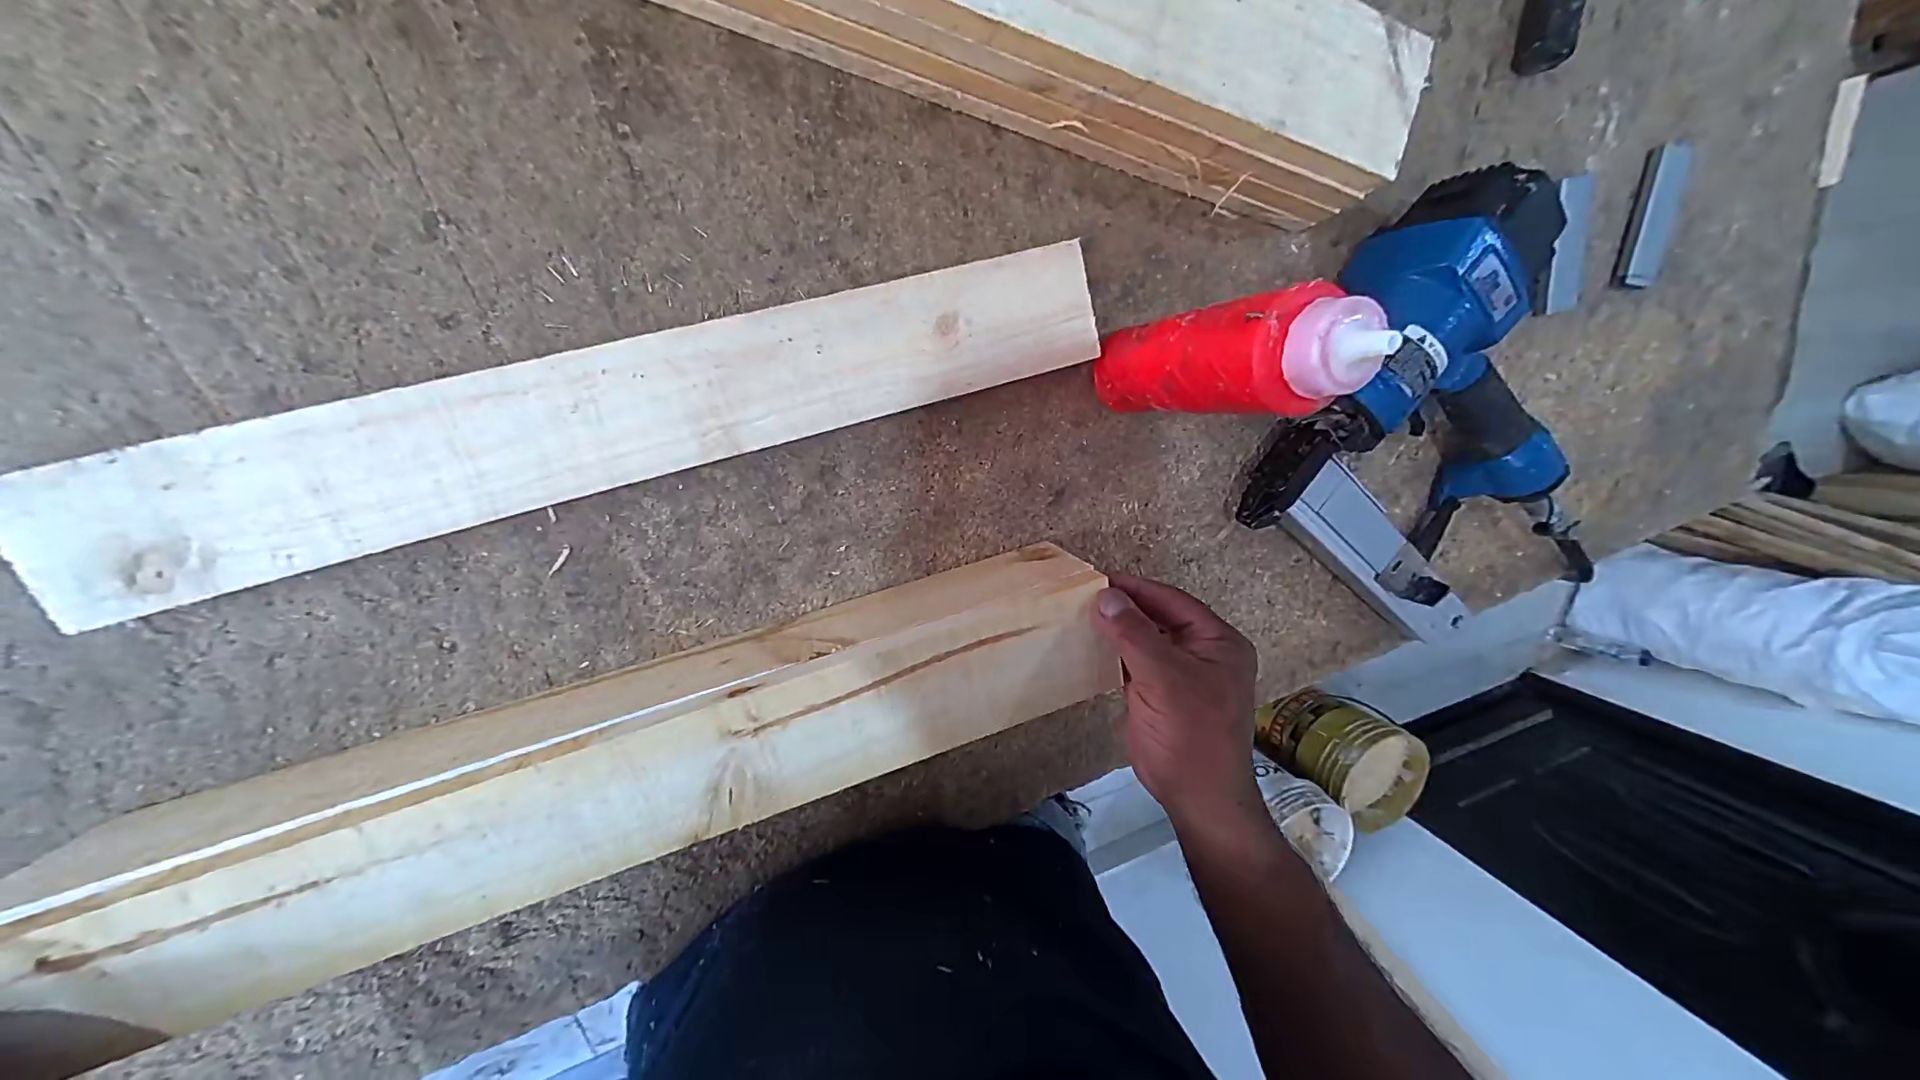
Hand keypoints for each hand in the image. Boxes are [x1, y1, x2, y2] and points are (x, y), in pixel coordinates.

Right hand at [1091, 574, 1262, 828]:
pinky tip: (1089, 646)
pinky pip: (1135, 664)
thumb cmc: (1191, 732)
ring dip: (1117, 630)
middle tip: (1085, 596)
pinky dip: (1114, 654)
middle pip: (1158, 619)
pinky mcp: (1160, 694)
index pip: (1173, 602)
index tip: (1100, 578)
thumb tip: (1104, 596)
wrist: (1197, 795)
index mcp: (1218, 641)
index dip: (1137, 588)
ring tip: (1081, 615)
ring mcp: (1180, 675)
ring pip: (1144, 641)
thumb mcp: (1163, 677)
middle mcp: (1202, 652)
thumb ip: (1133, 633)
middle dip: (1124, 608)